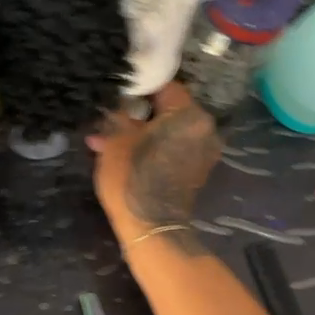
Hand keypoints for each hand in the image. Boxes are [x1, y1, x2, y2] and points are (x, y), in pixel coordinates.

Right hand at [89, 83, 221, 250]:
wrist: (151, 228)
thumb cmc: (133, 179)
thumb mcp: (116, 140)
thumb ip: (117, 114)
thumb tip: (115, 104)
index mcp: (190, 114)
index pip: (164, 86)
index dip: (138, 86)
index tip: (117, 90)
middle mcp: (204, 129)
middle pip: (168, 109)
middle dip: (139, 112)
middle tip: (112, 113)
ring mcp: (203, 152)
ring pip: (169, 131)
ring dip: (143, 131)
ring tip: (109, 136)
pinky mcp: (195, 171)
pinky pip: (173, 148)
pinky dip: (153, 147)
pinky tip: (124, 150)